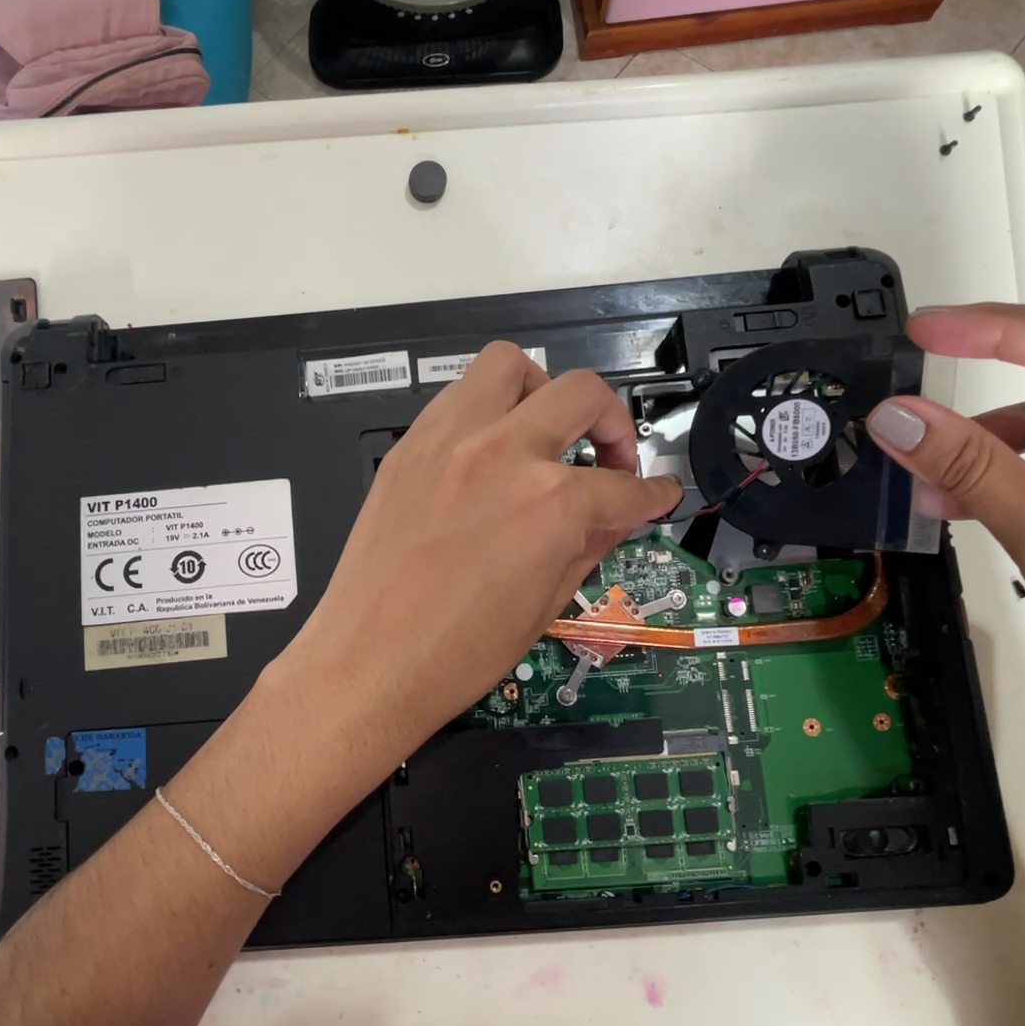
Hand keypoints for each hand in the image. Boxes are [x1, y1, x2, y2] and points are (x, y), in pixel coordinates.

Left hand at [283, 342, 680, 749]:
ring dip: (542, 390)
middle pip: (582, 394)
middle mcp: (504, 454)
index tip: (655, 495)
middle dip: (614, 424)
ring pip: (511, 364)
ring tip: (544, 431)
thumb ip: (590, 544)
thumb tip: (616, 516)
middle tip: (610, 459)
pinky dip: (487, 409)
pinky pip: (458, 395)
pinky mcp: (409, 445)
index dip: (653, 495)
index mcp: (551, 503)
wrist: (369, 661)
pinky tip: (490, 449)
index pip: (626, 485)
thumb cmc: (457, 653)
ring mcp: (450, 440)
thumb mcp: (547, 605)